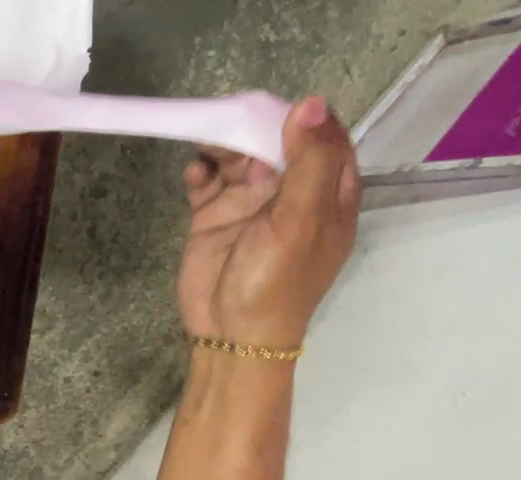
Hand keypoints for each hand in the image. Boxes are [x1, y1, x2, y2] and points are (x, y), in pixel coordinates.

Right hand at [175, 96, 360, 349]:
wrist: (231, 334)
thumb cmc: (276, 282)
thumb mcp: (302, 220)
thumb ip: (310, 162)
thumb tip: (310, 104)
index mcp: (327, 191)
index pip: (322, 136)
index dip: (299, 117)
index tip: (271, 108)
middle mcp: (289, 191)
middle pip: (274, 140)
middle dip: (252, 127)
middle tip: (228, 122)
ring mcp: (248, 204)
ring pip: (237, 156)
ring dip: (222, 145)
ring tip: (205, 146)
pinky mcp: (213, 217)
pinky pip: (207, 181)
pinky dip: (199, 170)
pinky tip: (193, 172)